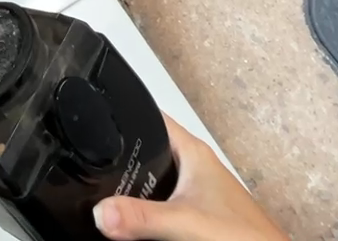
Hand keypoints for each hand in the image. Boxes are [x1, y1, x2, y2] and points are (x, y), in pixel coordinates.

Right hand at [93, 115, 287, 240]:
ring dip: (135, 182)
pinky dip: (148, 205)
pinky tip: (135, 218)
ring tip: (104, 186)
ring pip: (156, 176)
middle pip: (148, 148)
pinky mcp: (200, 213)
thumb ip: (142, 217)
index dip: (122, 110)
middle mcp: (195, 166)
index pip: (150, 115)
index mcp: (192, 151)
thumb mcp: (185, 223)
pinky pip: (164, 200)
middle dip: (121, 154)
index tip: (94, 111)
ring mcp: (198, 190)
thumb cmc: (245, 237)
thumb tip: (100, 212)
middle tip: (92, 158)